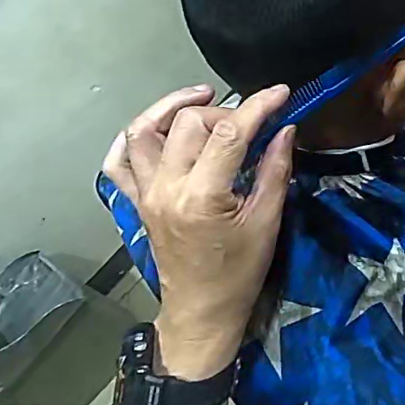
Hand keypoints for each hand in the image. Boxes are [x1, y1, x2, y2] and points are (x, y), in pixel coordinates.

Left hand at [102, 85, 295, 378]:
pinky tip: (158, 126)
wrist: (202, 310)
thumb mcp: (268, 221)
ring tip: (203, 99)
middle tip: (251, 122)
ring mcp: (144, 193)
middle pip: (189, 123)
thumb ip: (275, 170)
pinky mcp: (135, 202)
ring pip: (145, 131)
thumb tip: (285, 129)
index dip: (258, 105)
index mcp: (203, 195)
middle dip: (225, 111)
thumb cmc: (240, 272)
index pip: (230, 132)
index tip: (281, 93)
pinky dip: (133, 137)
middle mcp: (166, 188)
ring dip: (173, 108)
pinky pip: (119, 162)